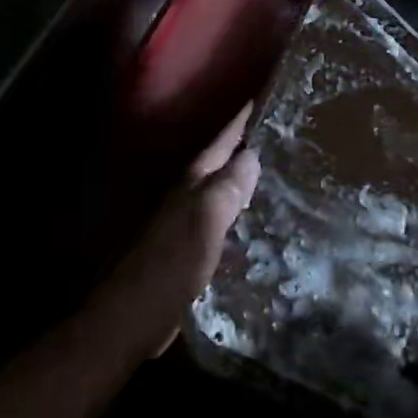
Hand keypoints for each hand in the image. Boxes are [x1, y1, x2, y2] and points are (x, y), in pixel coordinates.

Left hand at [93, 103, 260, 357]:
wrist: (132, 318)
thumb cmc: (170, 268)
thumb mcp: (204, 222)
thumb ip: (227, 188)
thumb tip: (252, 155)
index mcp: (192, 184)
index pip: (222, 142)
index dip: (242, 121)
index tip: (265, 98)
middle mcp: (188, 196)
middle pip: (221, 162)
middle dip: (247, 145)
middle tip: (284, 133)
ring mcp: (187, 222)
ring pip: (222, 189)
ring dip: (245, 177)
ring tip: (279, 170)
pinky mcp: (190, 249)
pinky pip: (223, 217)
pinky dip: (241, 209)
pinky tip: (258, 218)